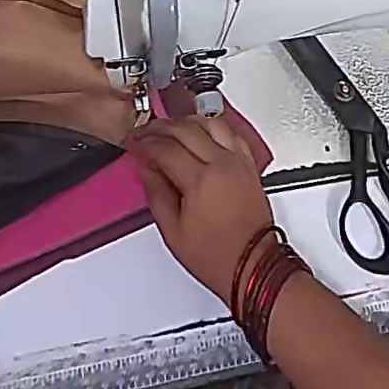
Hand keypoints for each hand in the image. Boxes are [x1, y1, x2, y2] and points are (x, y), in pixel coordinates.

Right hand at [126, 116, 273, 302]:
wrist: (254, 266)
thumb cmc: (218, 256)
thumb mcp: (173, 231)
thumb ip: (156, 193)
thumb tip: (145, 169)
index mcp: (201, 181)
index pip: (165, 149)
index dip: (144, 144)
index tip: (134, 145)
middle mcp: (223, 165)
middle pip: (186, 130)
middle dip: (160, 128)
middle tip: (145, 133)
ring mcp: (239, 163)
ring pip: (211, 124)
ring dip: (187, 122)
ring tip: (171, 128)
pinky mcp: (250, 167)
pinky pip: (231, 134)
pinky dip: (213, 127)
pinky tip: (203, 132)